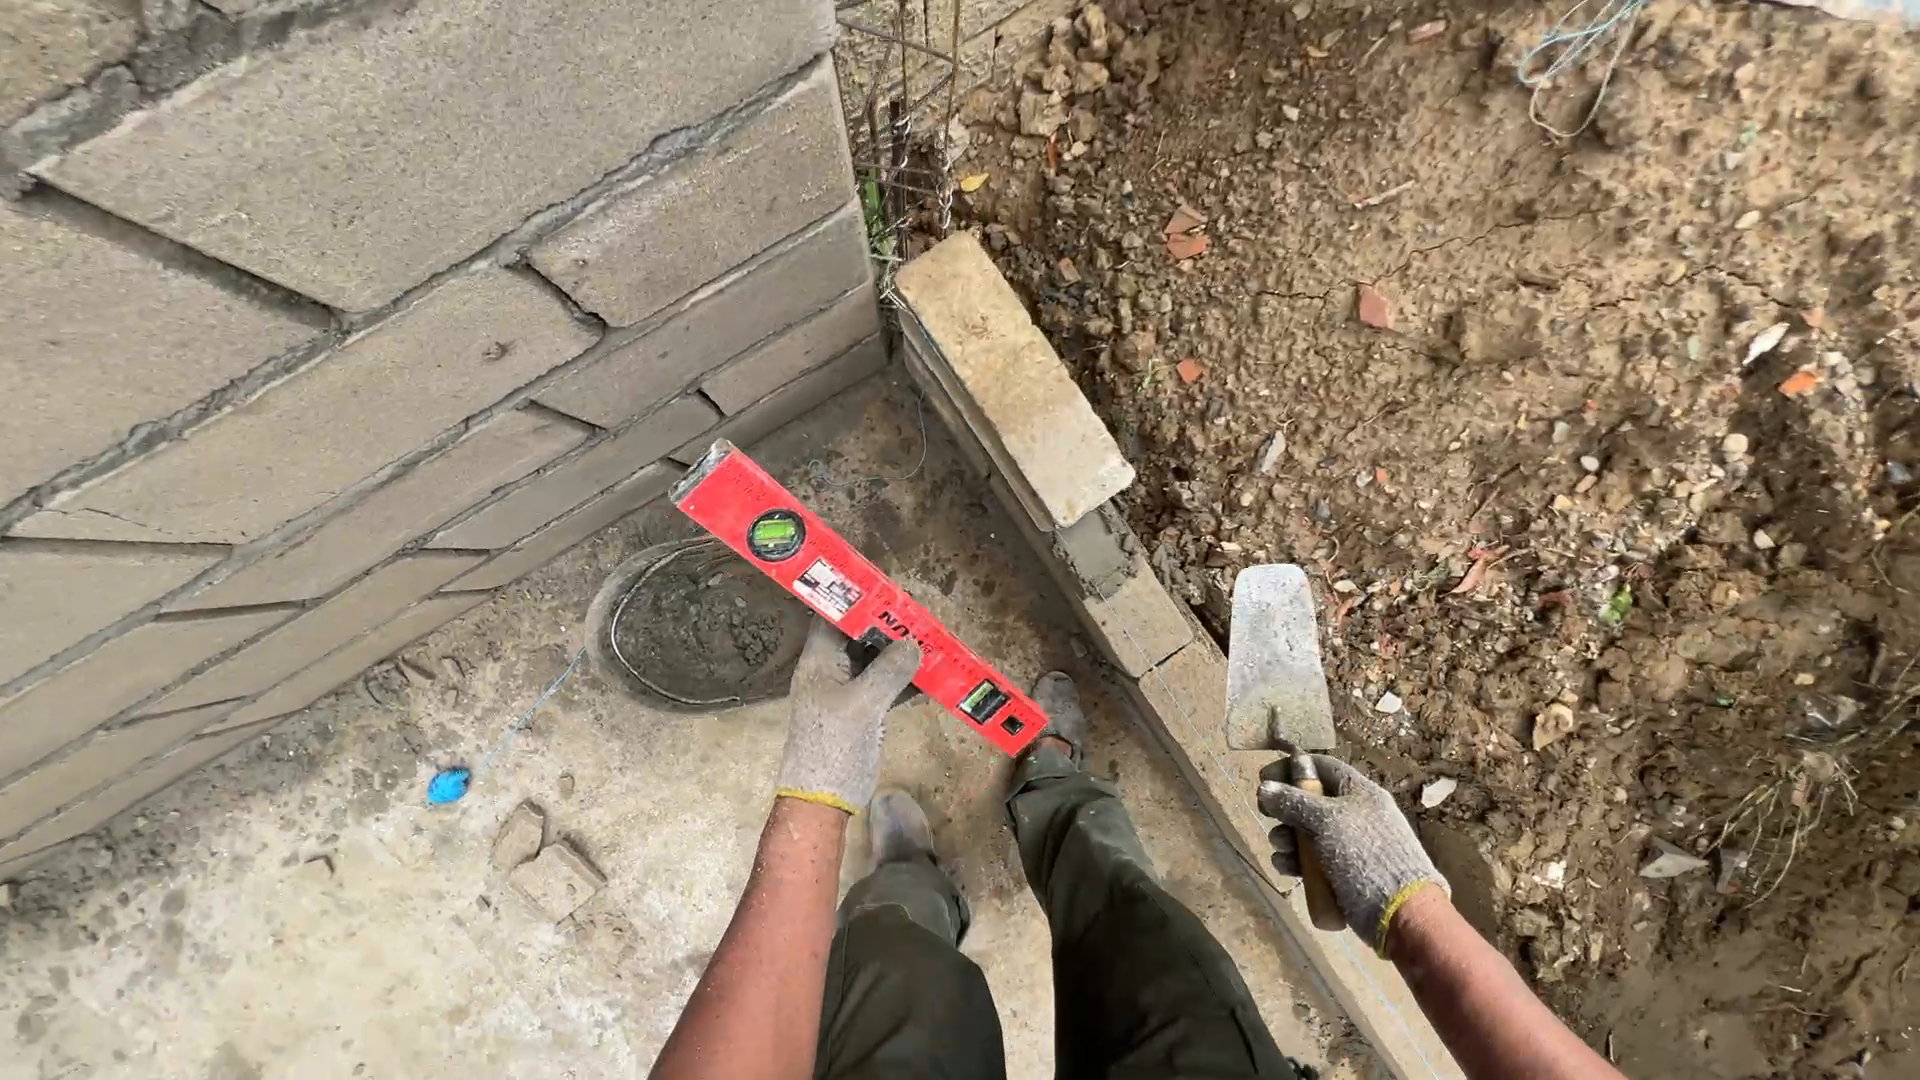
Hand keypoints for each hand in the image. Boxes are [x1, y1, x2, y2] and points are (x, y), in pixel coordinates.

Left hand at [774, 618, 921, 814]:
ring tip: (930, 638)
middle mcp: (831, 671)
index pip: (833, 616)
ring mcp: (847, 692)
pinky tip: (930, 674)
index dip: (857, 599)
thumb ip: (888, 670)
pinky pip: (885, 684)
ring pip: (875, 660)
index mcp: (819, 661)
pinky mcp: (862, 711)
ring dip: (900, 651)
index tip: (887, 590)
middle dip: (887, 624)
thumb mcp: (862, 704)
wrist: (823, 801)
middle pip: (858, 636)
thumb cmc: (833, 747)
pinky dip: (905, 678)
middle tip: (919, 614)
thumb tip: (913, 644)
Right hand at [1258, 755, 1448, 954]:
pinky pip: (1312, 859)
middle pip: (1309, 801)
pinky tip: (1286, 868)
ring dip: (1286, 838)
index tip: (1263, 779)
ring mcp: (1349, 845)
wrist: (1400, 915)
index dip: (1291, 768)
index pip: (1321, 767)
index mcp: (1359, 793)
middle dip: (1284, 809)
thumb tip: (1264, 788)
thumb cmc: (1364, 855)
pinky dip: (1296, 861)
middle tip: (1266, 815)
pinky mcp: (1343, 872)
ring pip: (1306, 833)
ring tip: (1280, 848)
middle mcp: (1354, 815)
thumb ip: (1292, 802)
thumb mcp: (1326, 821)